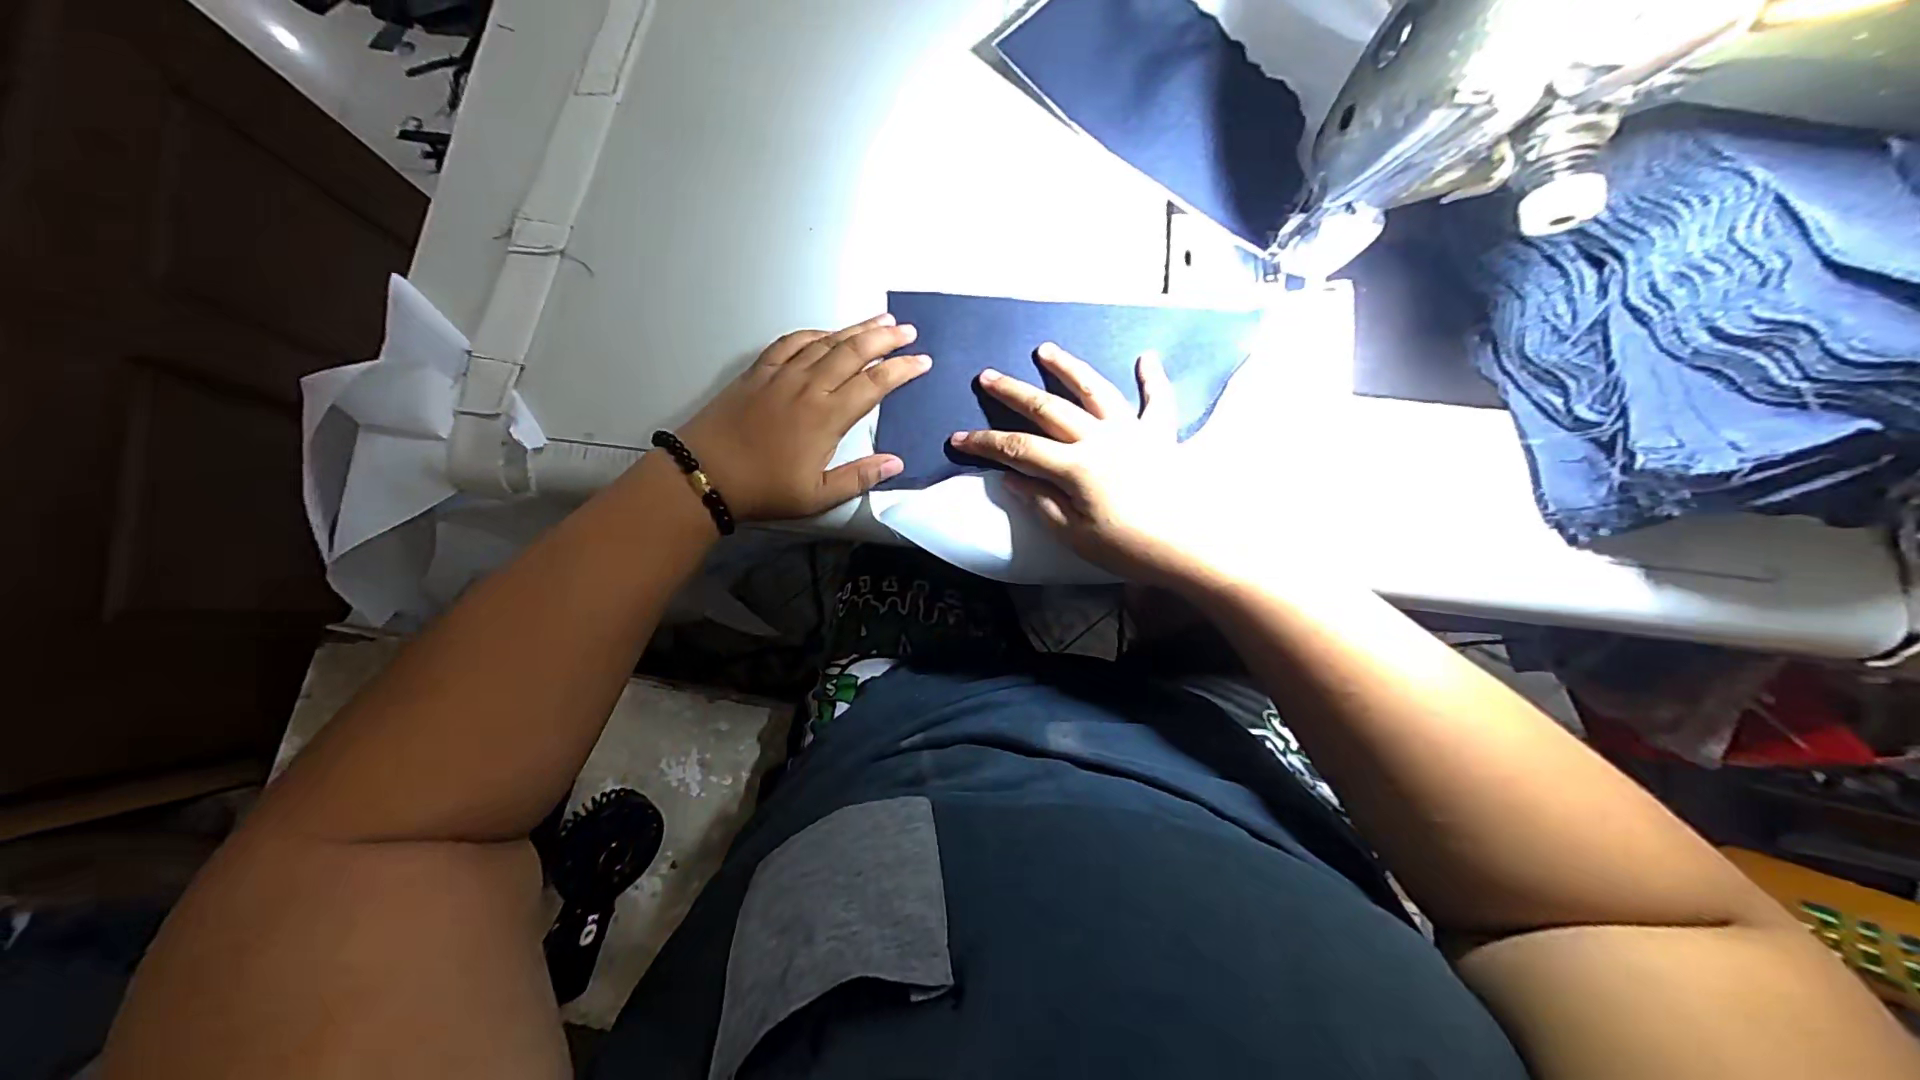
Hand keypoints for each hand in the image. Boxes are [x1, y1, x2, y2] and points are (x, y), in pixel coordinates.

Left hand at [675, 315, 929, 521]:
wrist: (705, 474)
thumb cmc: (764, 490)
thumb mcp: (818, 496)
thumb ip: (859, 477)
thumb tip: (896, 463)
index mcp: (827, 417)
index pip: (874, 385)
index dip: (901, 370)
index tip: (922, 361)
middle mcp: (808, 387)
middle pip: (854, 352)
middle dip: (885, 338)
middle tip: (907, 330)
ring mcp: (781, 375)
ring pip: (825, 342)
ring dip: (855, 329)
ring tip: (879, 320)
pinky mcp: (758, 373)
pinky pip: (790, 343)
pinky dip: (812, 334)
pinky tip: (825, 332)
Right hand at [951, 343, 1249, 590]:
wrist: (1192, 549)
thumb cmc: (1130, 548)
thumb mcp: (1075, 535)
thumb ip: (1041, 503)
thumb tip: (1010, 478)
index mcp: (1075, 468)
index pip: (1018, 449)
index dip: (985, 443)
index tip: (958, 439)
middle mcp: (1100, 439)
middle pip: (1048, 409)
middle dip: (1013, 392)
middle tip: (988, 376)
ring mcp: (1132, 432)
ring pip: (1094, 390)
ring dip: (1067, 368)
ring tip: (1044, 350)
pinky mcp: (1161, 436)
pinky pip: (1157, 401)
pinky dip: (1152, 378)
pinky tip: (1146, 358)